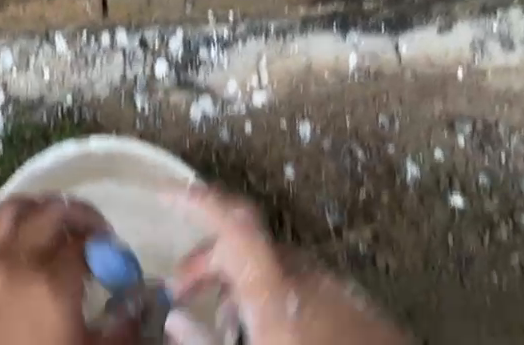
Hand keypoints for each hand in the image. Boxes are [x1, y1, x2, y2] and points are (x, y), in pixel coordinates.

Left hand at [0, 195, 134, 344]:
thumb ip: (121, 328)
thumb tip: (136, 302)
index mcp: (52, 284)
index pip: (85, 241)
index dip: (104, 241)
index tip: (114, 253)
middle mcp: (18, 262)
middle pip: (52, 213)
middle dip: (79, 216)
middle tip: (95, 233)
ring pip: (12, 209)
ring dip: (38, 208)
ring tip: (56, 222)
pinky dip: (3, 232)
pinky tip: (18, 247)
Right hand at [166, 186, 409, 344]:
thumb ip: (204, 340)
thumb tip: (175, 316)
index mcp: (274, 288)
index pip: (231, 222)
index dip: (196, 200)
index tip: (165, 193)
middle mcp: (304, 275)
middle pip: (246, 244)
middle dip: (207, 259)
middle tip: (180, 289)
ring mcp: (335, 288)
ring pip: (274, 267)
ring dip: (240, 283)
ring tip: (225, 324)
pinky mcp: (358, 307)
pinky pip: (304, 285)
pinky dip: (275, 296)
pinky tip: (270, 332)